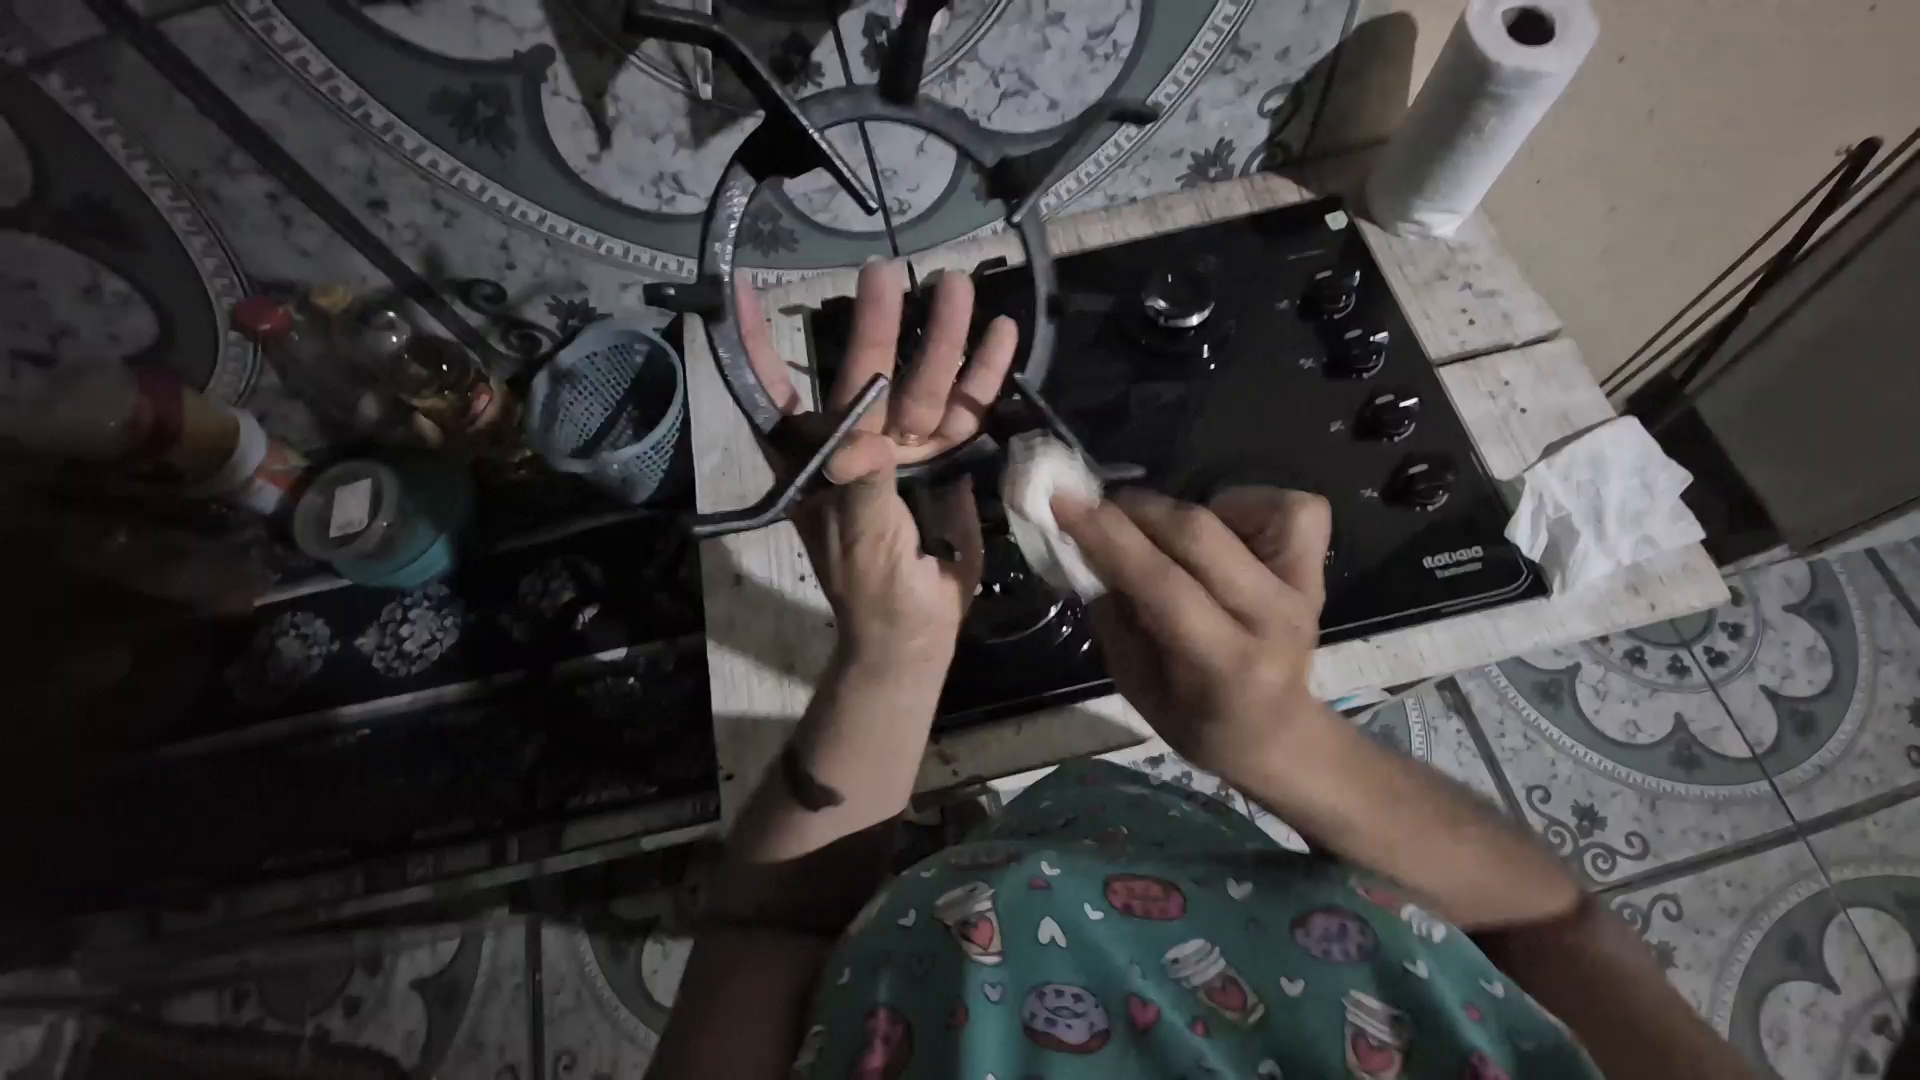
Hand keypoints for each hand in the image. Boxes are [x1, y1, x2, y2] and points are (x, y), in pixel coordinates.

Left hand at [736, 259, 1018, 664]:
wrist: (914, 632)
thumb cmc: (873, 589)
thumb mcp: (858, 536)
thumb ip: (860, 482)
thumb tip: (864, 436)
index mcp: (815, 465)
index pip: (780, 396)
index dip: (757, 346)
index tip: (742, 290)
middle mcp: (854, 447)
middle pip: (868, 378)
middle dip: (880, 327)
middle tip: (888, 270)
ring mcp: (902, 453)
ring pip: (921, 389)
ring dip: (942, 342)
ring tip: (958, 288)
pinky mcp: (944, 464)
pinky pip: (961, 417)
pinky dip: (981, 381)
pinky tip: (1002, 338)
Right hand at [1053, 486, 1331, 781]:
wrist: (1276, 733)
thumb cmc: (1195, 719)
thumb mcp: (1136, 683)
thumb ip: (1114, 617)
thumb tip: (1089, 548)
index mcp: (1225, 664)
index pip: (1161, 583)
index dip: (1107, 536)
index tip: (1063, 501)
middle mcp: (1272, 620)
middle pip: (1197, 534)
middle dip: (1135, 511)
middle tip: (1099, 511)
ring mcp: (1303, 590)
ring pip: (1238, 511)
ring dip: (1182, 511)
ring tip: (1160, 534)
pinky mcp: (1317, 570)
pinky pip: (1289, 507)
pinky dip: (1244, 504)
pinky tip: (1221, 529)